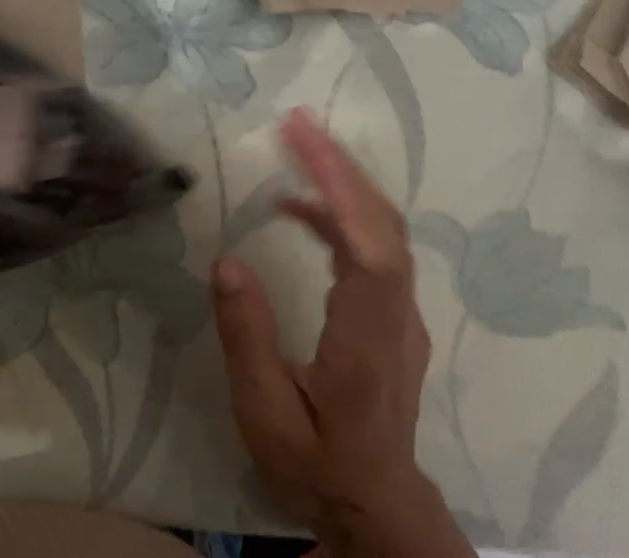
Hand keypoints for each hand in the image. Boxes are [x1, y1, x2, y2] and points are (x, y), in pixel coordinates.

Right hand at [213, 108, 469, 557]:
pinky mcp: (391, 317)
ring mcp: (401, 317)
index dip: (340, 186)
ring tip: (294, 148)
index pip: (368, 247)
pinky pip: (374, 249)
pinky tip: (298, 207)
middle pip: (384, 226)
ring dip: (343, 183)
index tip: (301, 138)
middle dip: (343, 167)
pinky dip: (341, 213)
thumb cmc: (314, 462)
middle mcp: (397, 319)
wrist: (375, 505)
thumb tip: (227, 262)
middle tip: (296, 123)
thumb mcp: (264, 410)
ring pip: (384, 233)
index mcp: (365, 340)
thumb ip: (246, 336)